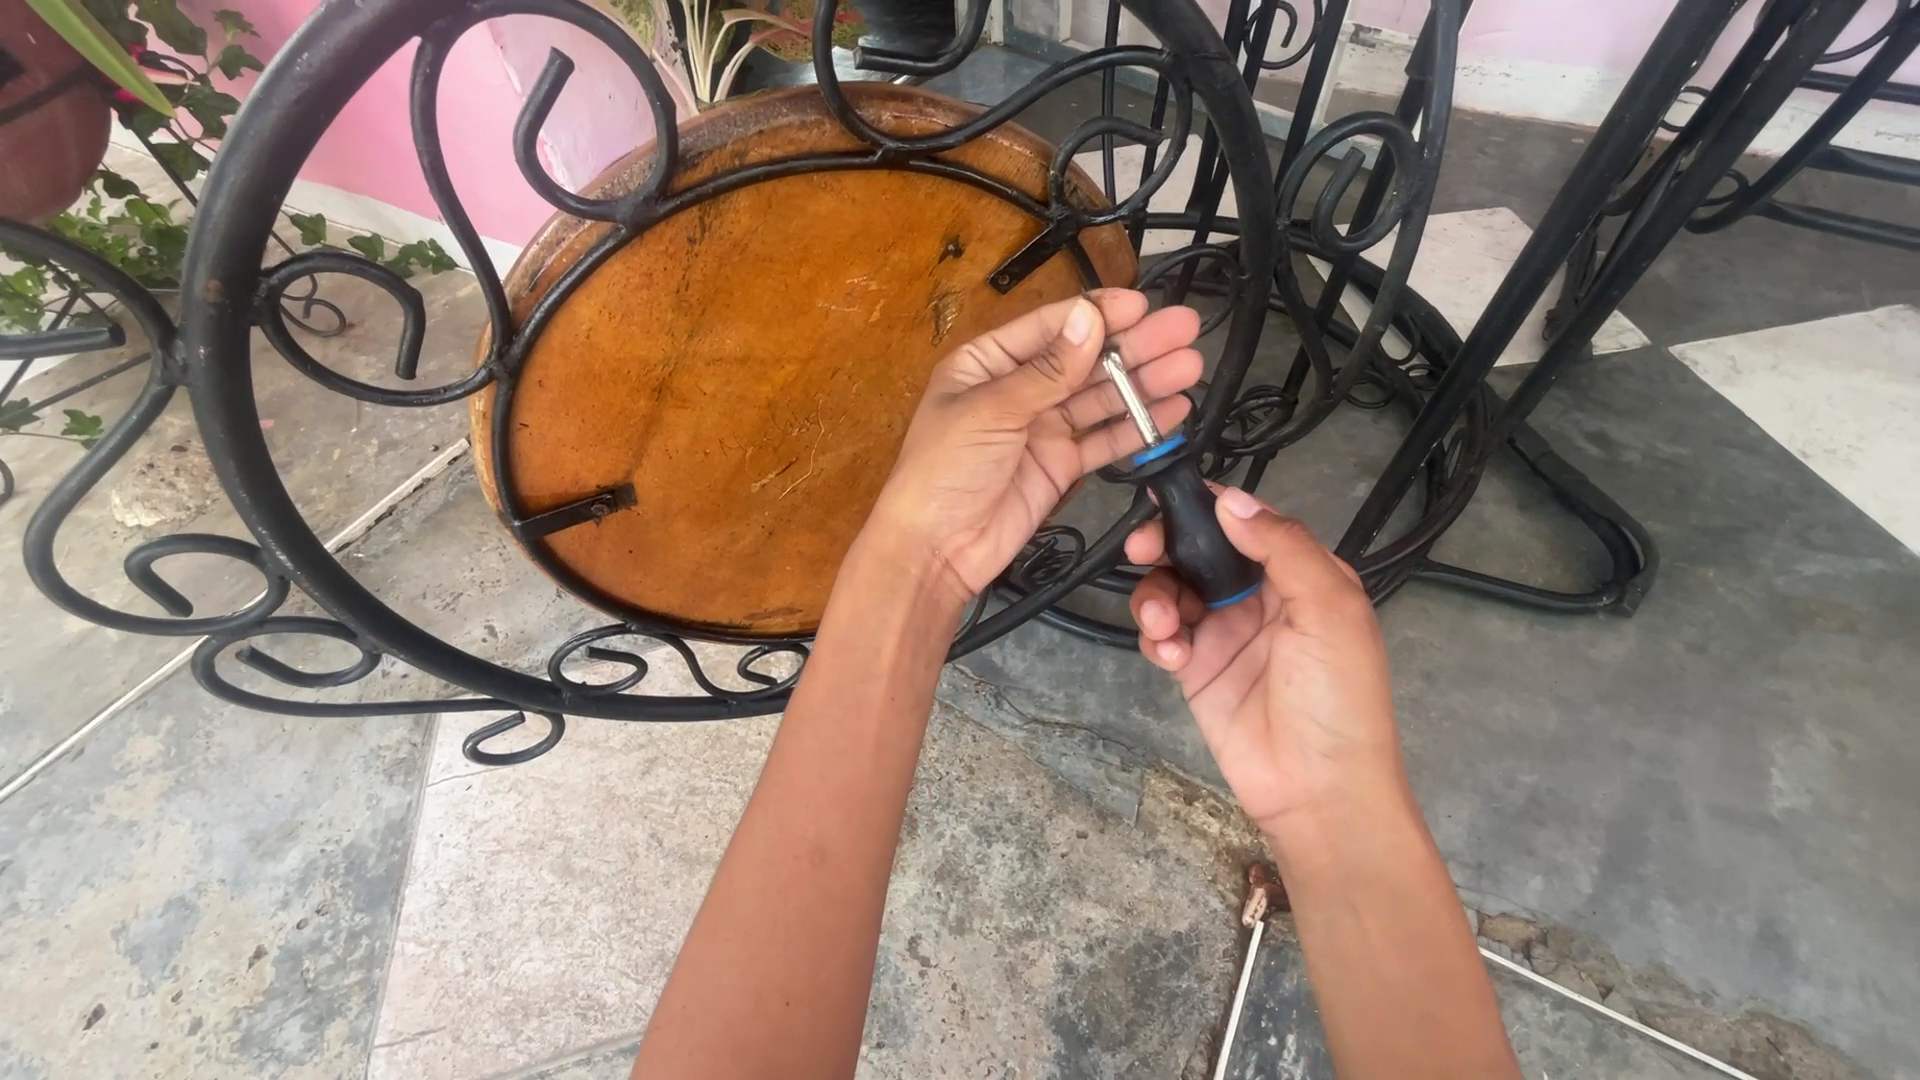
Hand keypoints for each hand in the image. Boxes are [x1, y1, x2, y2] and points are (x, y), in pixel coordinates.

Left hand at [865, 289, 1202, 601]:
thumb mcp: (990, 411)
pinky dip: (1137, 428)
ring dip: (1144, 383)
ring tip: (1190, 366)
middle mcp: (1018, 390)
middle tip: (1183, 330)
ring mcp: (1042, 429)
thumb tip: (1090, 318)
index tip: (1142, 305)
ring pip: (1100, 398)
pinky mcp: (1060, 465)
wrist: (937, 548)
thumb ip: (1047, 371)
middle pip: (1084, 360)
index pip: (1051, 328)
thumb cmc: (944, 470)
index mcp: (987, 363)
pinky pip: (1104, 440)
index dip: (1097, 314)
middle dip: (1133, 346)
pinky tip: (1172, 412)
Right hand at [1125, 488, 1407, 838]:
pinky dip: (1157, 638)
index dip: (1205, 506)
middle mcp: (1255, 596)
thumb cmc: (1336, 695)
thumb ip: (1283, 547)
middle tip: (1140, 550)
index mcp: (1297, 574)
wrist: (1317, 790)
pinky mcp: (1193, 667)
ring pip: (1169, 589)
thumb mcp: (1328, 611)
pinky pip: (1161, 635)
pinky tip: (1174, 658)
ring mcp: (1221, 631)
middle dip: (1163, 546)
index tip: (1163, 498)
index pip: (1245, 524)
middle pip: (1195, 551)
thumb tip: (1228, 499)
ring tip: (1165, 628)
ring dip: (1156, 598)